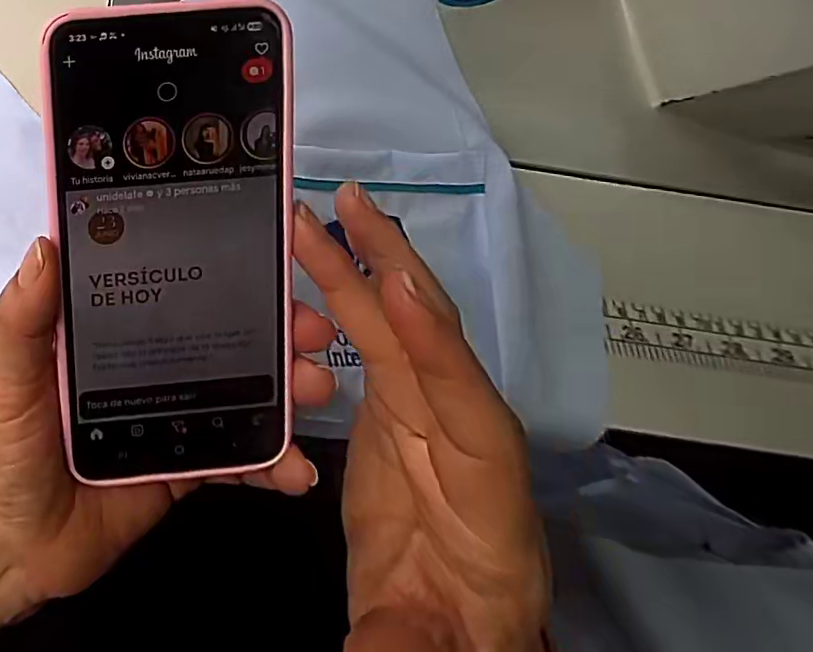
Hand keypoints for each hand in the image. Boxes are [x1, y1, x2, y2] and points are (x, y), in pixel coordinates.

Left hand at [0, 236, 341, 627]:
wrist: (11, 547)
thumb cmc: (1, 448)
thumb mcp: (9, 379)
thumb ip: (23, 320)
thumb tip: (44, 247)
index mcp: (91, 335)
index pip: (150, 292)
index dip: (198, 274)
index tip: (254, 262)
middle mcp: (130, 366)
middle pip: (204, 337)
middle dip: (262, 327)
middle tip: (307, 327)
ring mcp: (158, 416)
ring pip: (229, 392)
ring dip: (278, 389)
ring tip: (313, 388)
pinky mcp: (176, 467)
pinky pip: (231, 457)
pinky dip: (268, 461)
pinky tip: (295, 467)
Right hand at [293, 185, 548, 651]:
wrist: (439, 625)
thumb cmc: (438, 633)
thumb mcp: (423, 647)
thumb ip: (408, 643)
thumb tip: (380, 648)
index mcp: (485, 502)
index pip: (468, 413)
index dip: (437, 351)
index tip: (401, 289)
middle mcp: (464, 441)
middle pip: (430, 341)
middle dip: (392, 268)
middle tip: (349, 205)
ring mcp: (428, 417)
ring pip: (398, 327)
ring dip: (362, 264)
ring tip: (327, 213)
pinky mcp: (395, 408)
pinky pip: (375, 340)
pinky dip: (352, 295)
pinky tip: (328, 262)